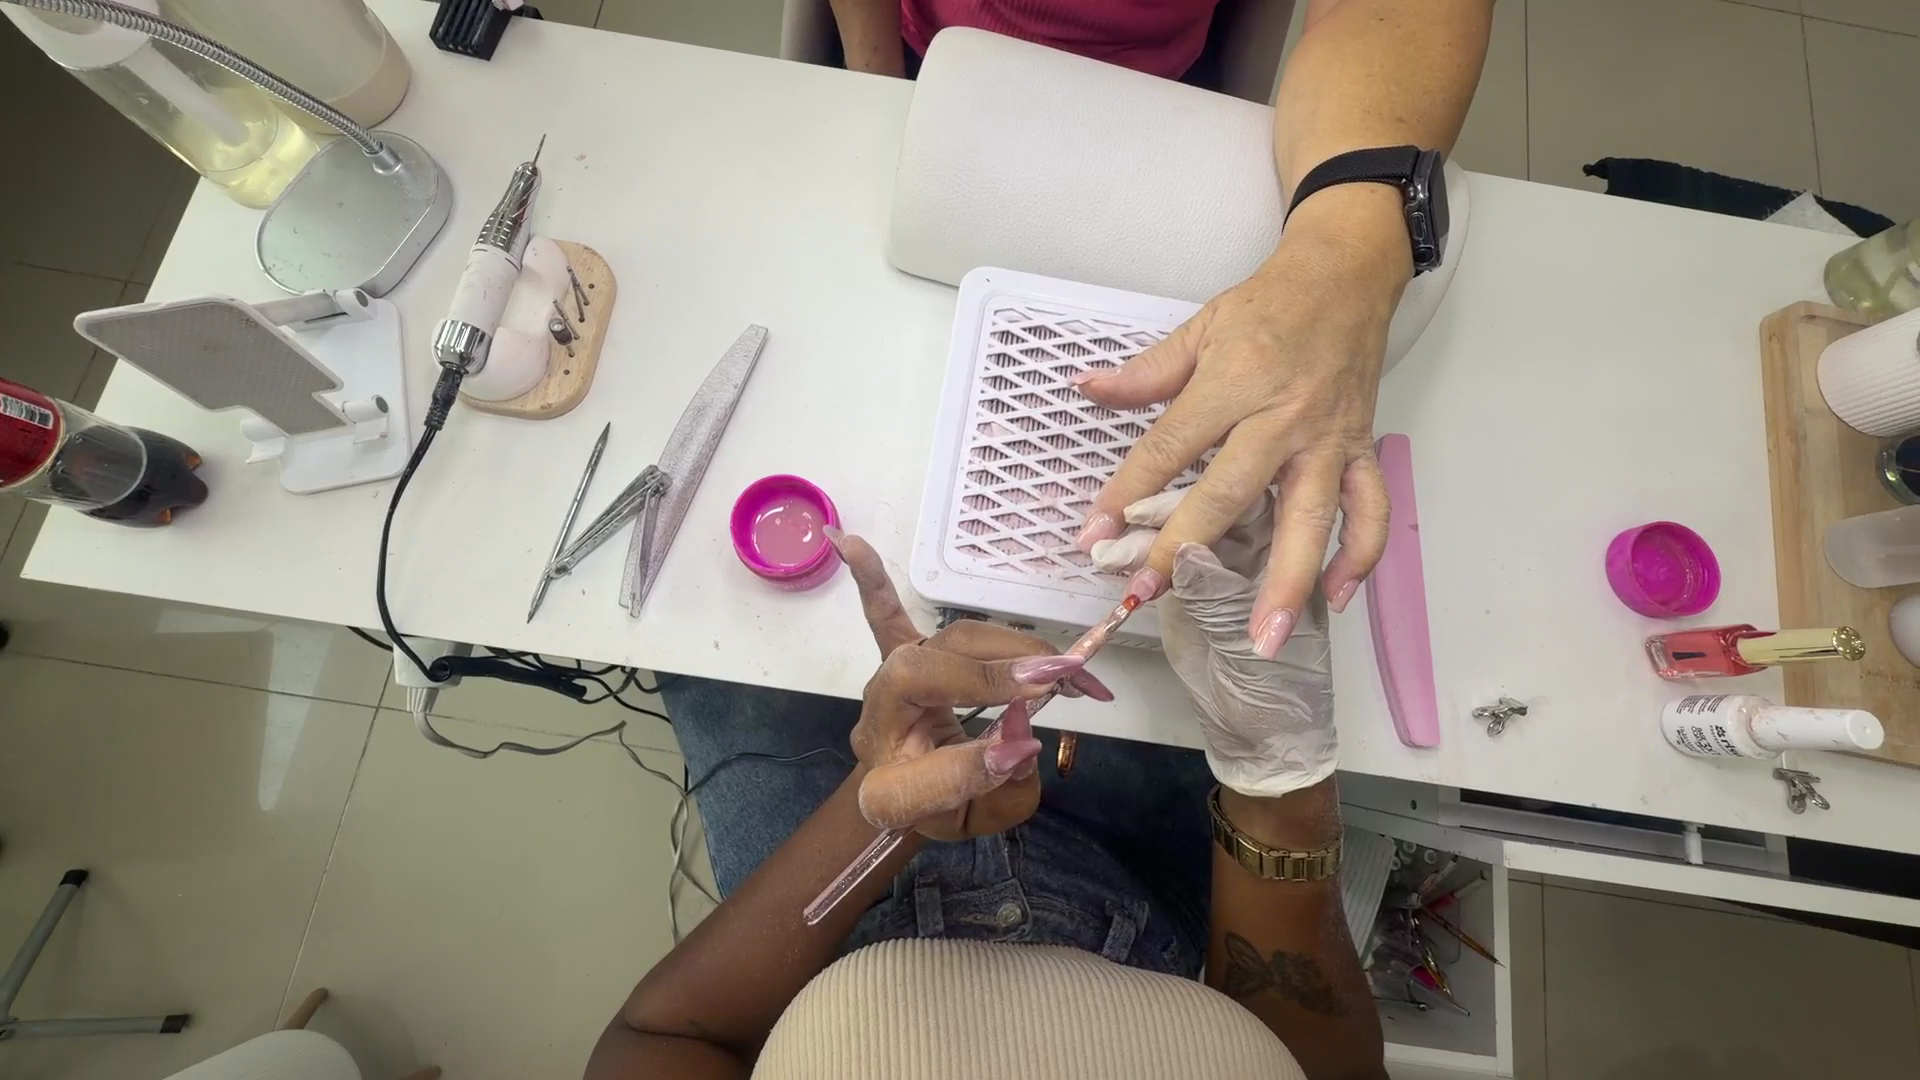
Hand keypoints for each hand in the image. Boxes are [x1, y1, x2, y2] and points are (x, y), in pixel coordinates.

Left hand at [831, 529, 1112, 838]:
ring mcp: (892, 676)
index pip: (930, 739)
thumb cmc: (945, 807)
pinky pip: (885, 615)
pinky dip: (872, 581)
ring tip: (1069, 667)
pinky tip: (848, 544)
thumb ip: (997, 784)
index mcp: (890, 766)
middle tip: (1069, 679)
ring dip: (1013, 645)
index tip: (1036, 718)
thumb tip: (1022, 739)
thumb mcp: (978, 818)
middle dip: (1005, 669)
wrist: (914, 794)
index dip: (984, 709)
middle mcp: (882, 711)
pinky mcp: (903, 654)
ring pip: (952, 639)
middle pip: (936, 663)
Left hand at [1073, 208, 1408, 659]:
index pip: (1168, 448)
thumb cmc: (1265, 307)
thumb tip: (1085, 388)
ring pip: (1310, 518)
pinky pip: (1369, 510)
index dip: (1126, 494)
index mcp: (1233, 383)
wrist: (1345, 278)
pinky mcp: (1362, 451)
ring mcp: (1328, 440)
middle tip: (1151, 596)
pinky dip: (1359, 557)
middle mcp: (1282, 418)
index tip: (1092, 534)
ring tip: (1264, 638)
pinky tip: (1334, 598)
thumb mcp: (1198, 329)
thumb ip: (1143, 373)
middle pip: (1230, 494)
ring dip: (1286, 582)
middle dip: (1187, 550)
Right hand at [1091, 494, 1333, 798]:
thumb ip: (1219, 599)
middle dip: (1162, 515)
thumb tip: (1186, 547)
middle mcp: (1249, 558)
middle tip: (1124, 519)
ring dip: (1140, 541)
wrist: (1260, 742)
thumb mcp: (1250, 649)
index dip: (1204, 500)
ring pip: (1176, 539)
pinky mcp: (1185, 595)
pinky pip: (1159, 568)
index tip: (1162, 509)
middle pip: (1205, 515)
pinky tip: (1110, 560)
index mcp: (1284, 562)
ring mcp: (1213, 575)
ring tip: (1103, 550)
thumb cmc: (1277, 698)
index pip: (1247, 510)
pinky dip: (1134, 562)